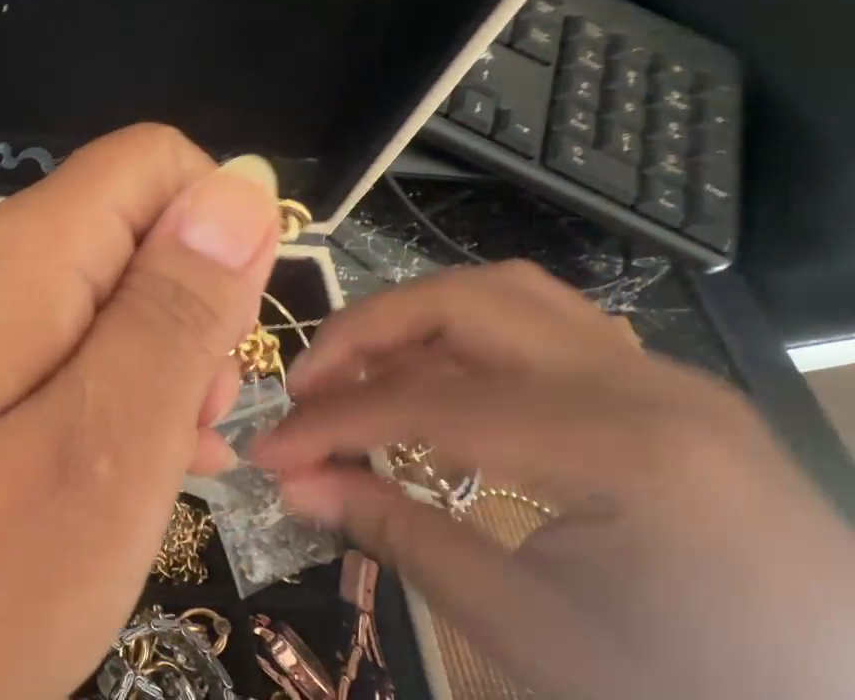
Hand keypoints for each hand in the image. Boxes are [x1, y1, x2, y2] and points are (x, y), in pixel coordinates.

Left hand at [0, 125, 282, 699]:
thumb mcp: (96, 452)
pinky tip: (90, 494)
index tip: (219, 350)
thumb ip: (174, 311)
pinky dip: (86, 415)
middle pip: (125, 237)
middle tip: (178, 440)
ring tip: (138, 484)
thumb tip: (240, 184)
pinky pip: (36, 369)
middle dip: (185, 320)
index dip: (218, 236)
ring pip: (87, 311)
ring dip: (141, 380)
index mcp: (24, 258)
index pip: (156, 163)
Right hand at [253, 262, 854, 699]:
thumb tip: (293, 484)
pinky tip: (434, 385)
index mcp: (626, 451)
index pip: (430, 403)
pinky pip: (546, 326)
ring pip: (507, 295)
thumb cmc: (691, 690)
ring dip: (414, 322)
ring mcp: (668, 378)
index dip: (330, 423)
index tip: (265, 450)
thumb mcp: (534, 634)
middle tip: (304, 391)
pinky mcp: (671, 391)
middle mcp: (650, 385)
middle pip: (465, 302)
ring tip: (358, 377)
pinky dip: (467, 336)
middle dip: (363, 335)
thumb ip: (402, 536)